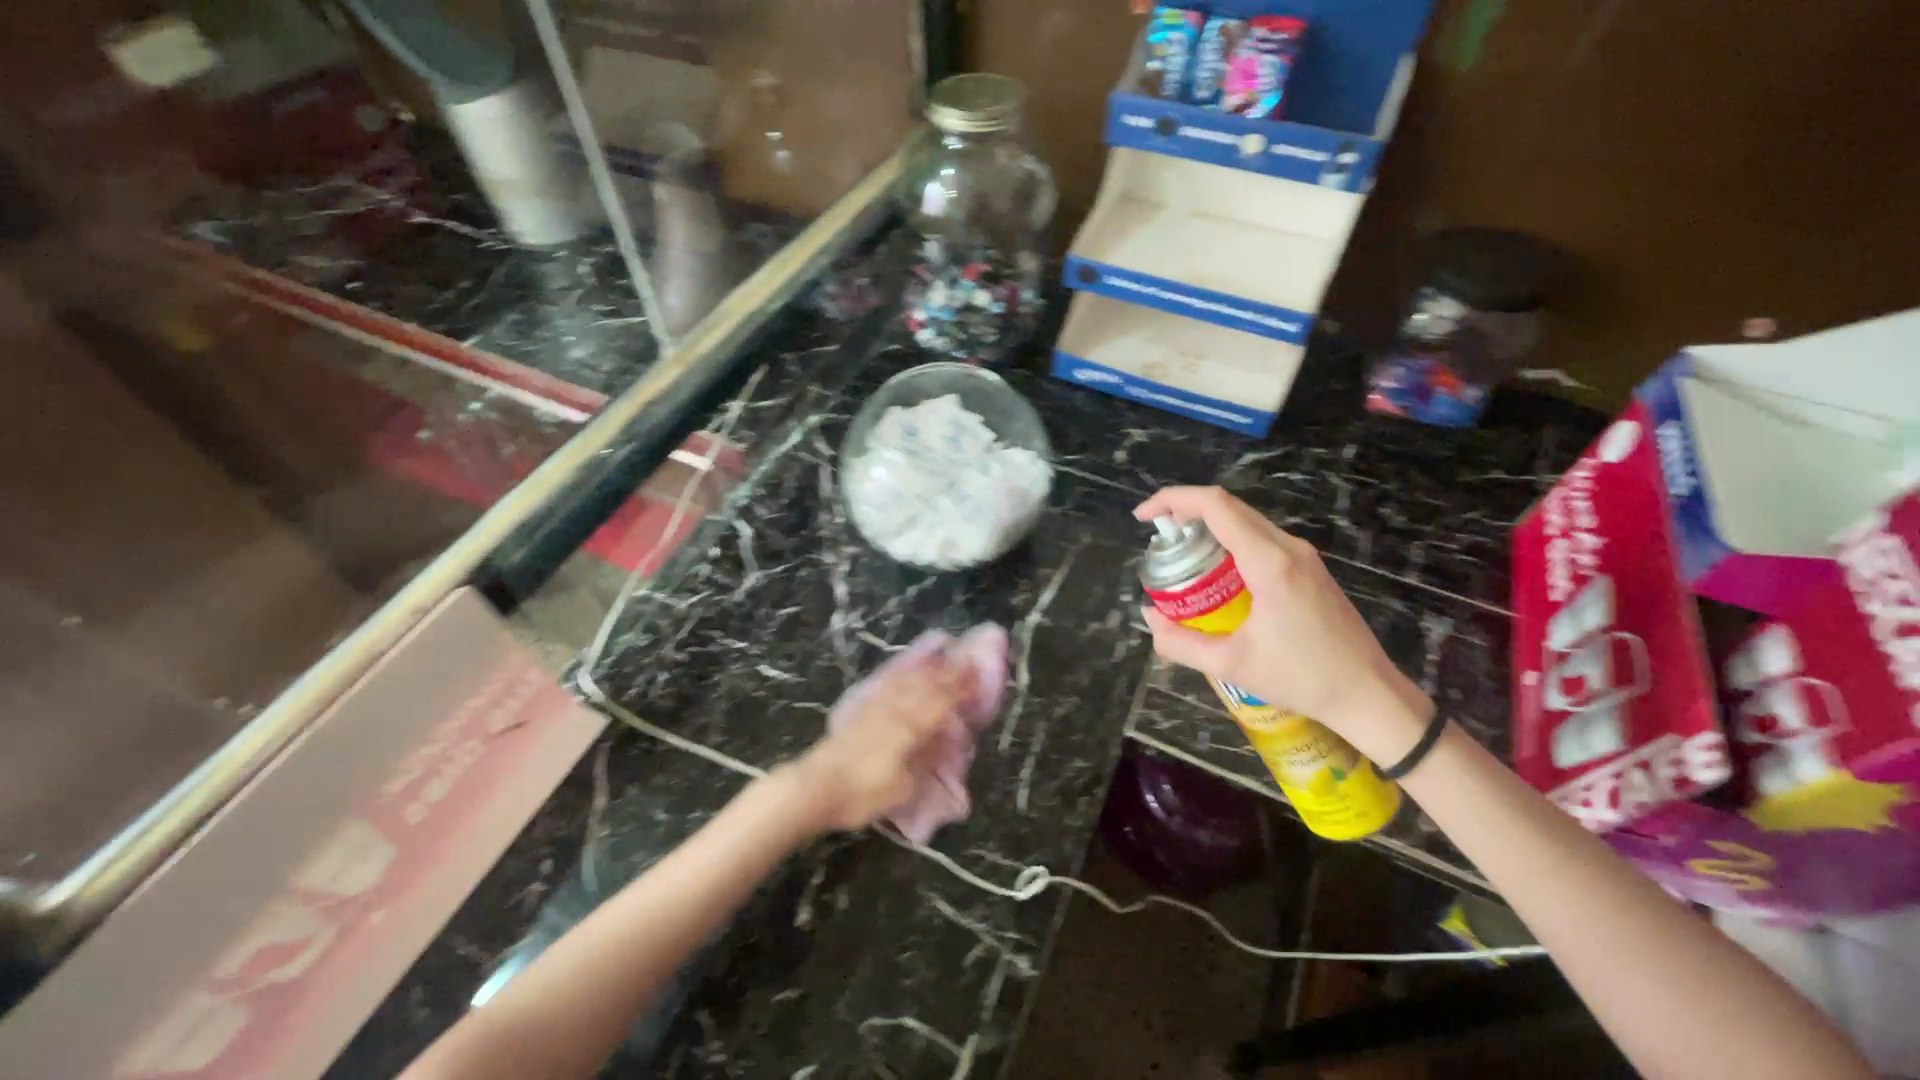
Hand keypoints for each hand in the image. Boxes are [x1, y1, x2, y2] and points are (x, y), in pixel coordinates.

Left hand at [787, 660, 967, 832]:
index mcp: (909, 728)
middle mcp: (894, 711)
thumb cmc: (863, 794)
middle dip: (948, 673)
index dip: (961, 689)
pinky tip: (903, 672)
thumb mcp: (903, 786)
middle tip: (966, 660)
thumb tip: (936, 743)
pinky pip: (885, 686)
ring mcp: (874, 709)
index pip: (941, 702)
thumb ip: (922, 762)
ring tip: (940, 658)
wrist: (816, 789)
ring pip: (905, 681)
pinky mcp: (858, 713)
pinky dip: (899, 675)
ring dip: (925, 669)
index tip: (979, 677)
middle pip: (925, 686)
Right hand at [1134, 486, 1433, 762]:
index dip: (1173, 501)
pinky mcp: (1311, 570)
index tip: (1144, 518)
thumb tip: (1150, 618)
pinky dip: (1231, 544)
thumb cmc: (1301, 678)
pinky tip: (1217, 575)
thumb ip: (1181, 642)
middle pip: (1230, 508)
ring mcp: (1304, 557)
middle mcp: (1289, 548)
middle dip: (1186, 513)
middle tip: (1157, 539)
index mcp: (1269, 562)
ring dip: (1210, 528)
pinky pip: (1263, 540)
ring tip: (1181, 556)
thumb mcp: (1230, 664)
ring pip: (1248, 522)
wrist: (1367, 694)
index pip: (1215, 507)